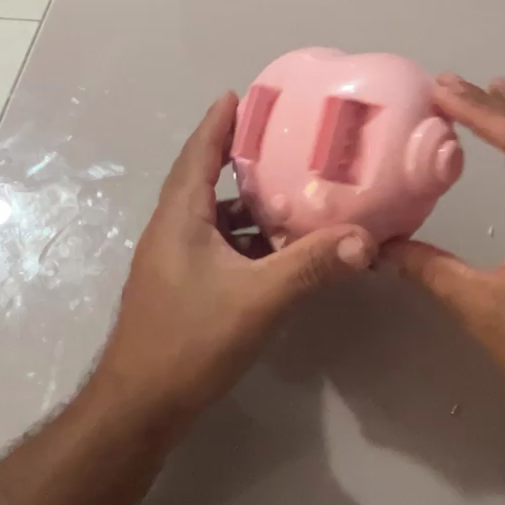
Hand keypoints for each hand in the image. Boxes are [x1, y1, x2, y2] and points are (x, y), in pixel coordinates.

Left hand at [93, 92, 374, 419]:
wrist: (139, 409)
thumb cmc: (189, 341)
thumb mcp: (258, 300)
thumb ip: (311, 266)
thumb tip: (365, 240)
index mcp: (180, 219)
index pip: (198, 154)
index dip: (218, 123)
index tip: (239, 95)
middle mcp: (172, 232)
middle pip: (206, 181)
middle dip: (242, 160)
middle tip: (284, 141)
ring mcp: (174, 263)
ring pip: (215, 219)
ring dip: (250, 206)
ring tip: (294, 194)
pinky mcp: (183, 290)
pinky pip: (219, 248)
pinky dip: (248, 240)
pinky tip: (280, 251)